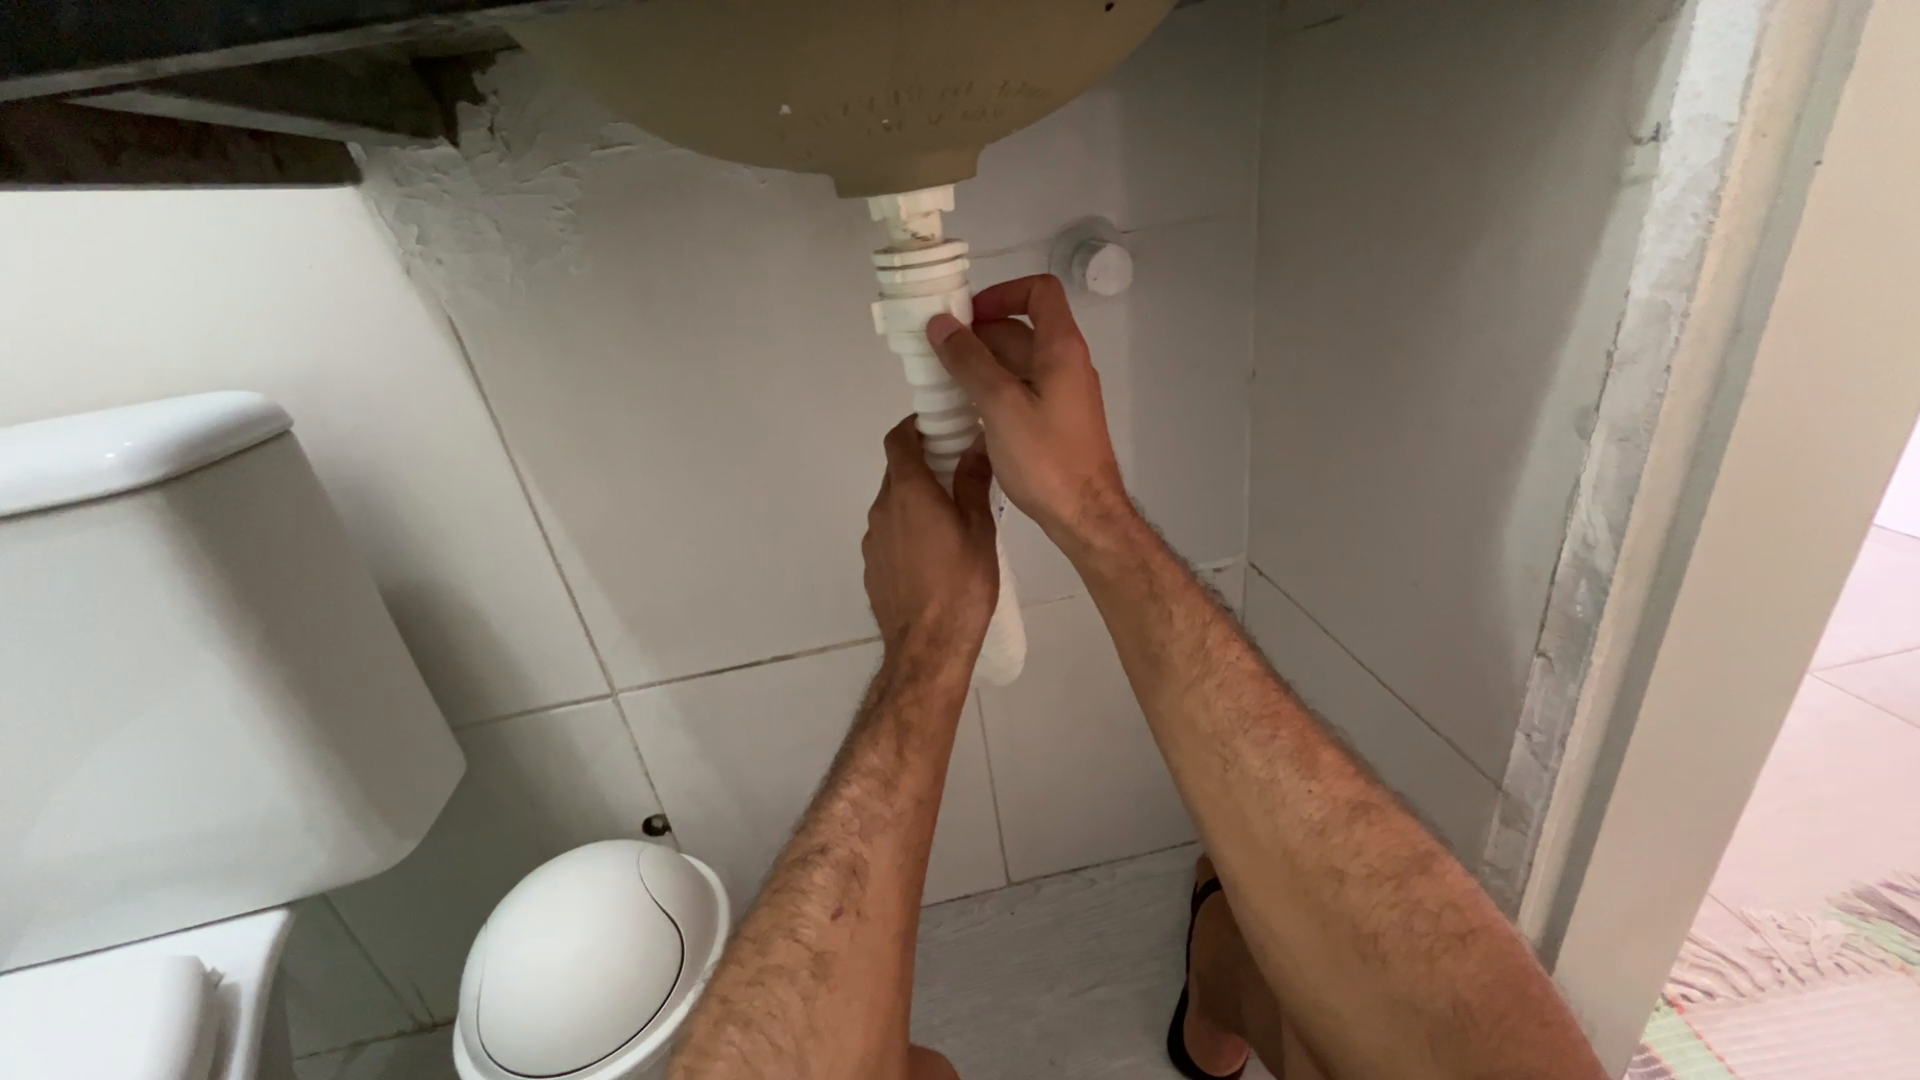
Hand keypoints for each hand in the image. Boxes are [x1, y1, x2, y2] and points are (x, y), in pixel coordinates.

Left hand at [862, 416, 999, 665]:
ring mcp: (872, 541)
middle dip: (923, 465)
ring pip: (892, 506)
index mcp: (908, 493)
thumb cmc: (962, 585)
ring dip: (915, 501)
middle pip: (896, 472)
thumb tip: (975, 443)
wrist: (928, 647)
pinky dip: (907, 530)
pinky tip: (933, 555)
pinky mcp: (871, 568)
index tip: (939, 427)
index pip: (898, 440)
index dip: (914, 427)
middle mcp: (882, 510)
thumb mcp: (979, 529)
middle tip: (957, 472)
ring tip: (950, 519)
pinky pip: (889, 535)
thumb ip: (973, 482)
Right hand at [926, 274, 1133, 550]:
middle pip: (1022, 328)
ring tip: (945, 382)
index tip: (967, 316)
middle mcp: (1067, 364)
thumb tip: (941, 324)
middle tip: (938, 353)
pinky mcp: (1056, 421)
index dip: (1002, 293)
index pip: (1039, 292)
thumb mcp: (1000, 405)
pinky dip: (995, 390)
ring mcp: (1063, 394)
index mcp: (1061, 348)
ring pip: (1019, 362)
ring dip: (983, 364)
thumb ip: (969, 361)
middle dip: (980, 333)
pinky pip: (1022, 390)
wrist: (1085, 514)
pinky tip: (968, 411)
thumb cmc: (1045, 458)